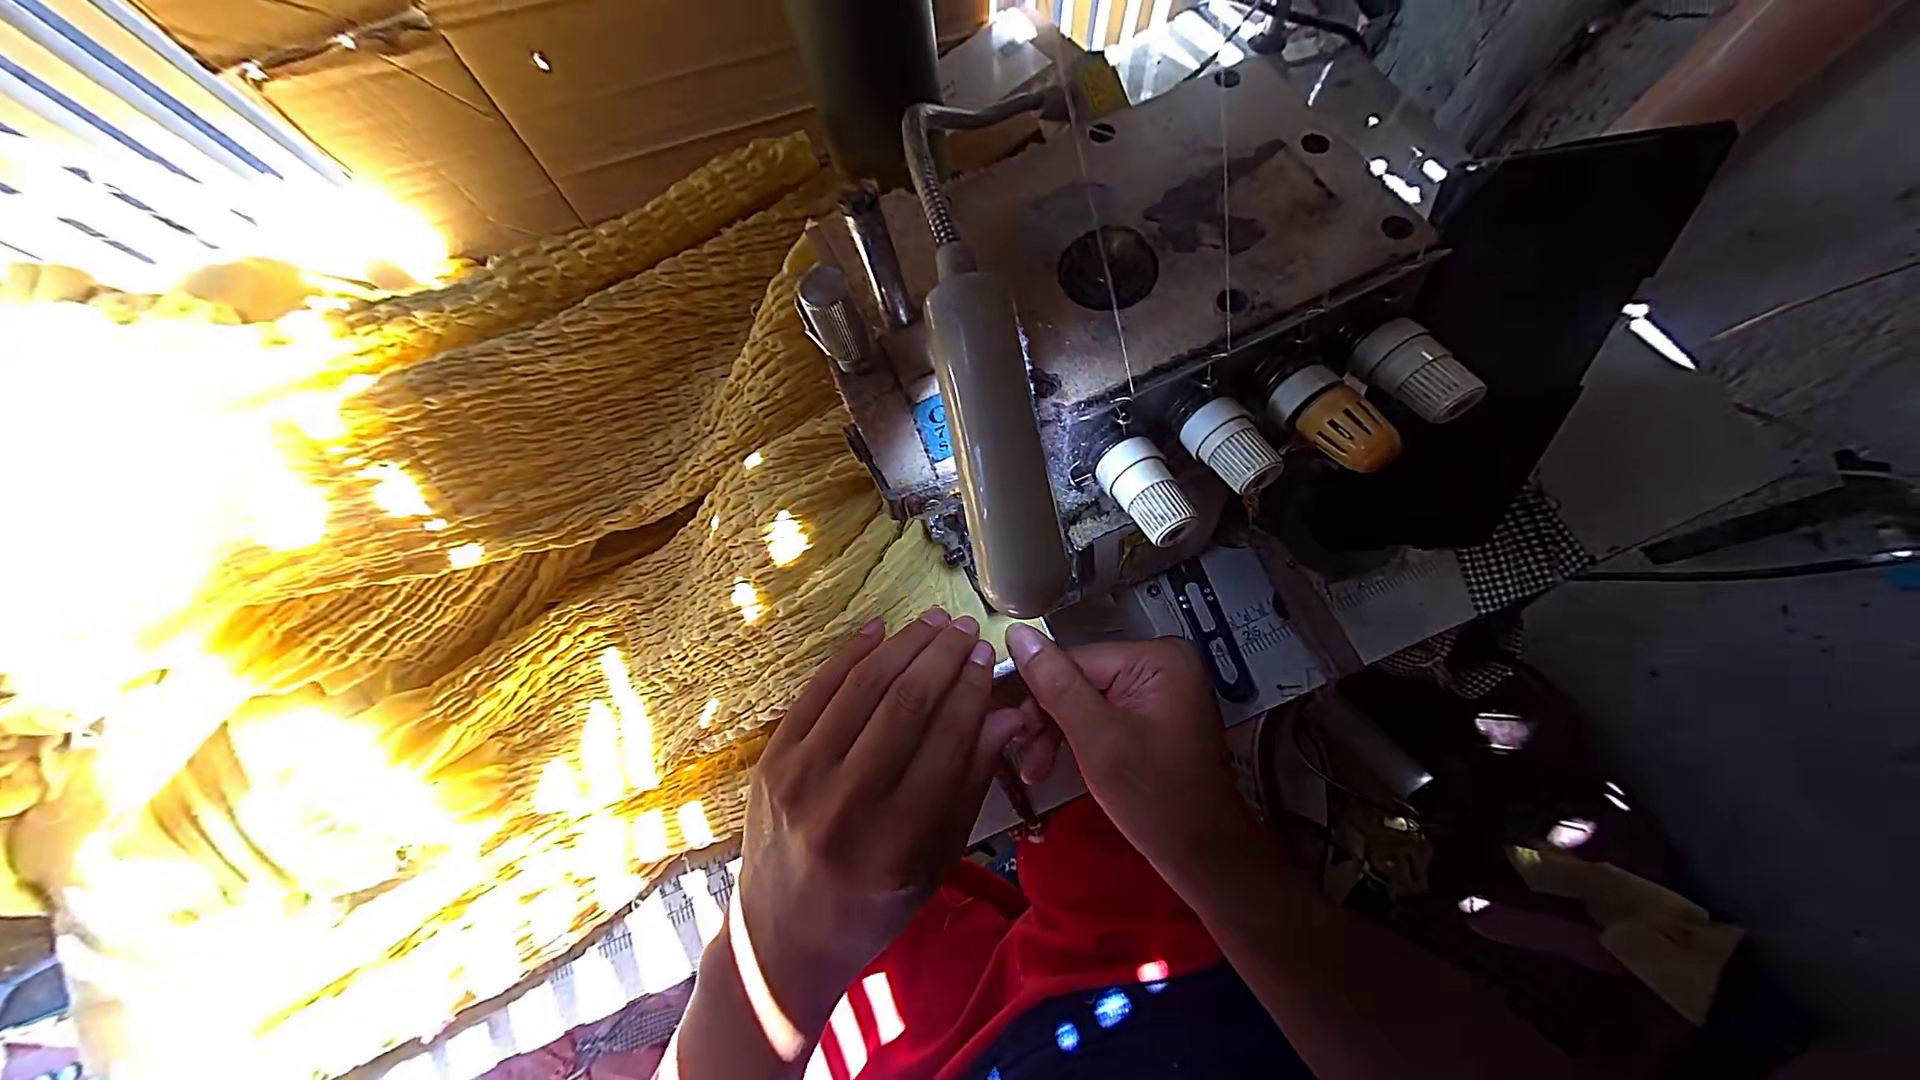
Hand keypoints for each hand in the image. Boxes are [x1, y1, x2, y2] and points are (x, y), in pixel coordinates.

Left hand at [735, 609, 1019, 1034]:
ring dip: (903, 644)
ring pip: (862, 686)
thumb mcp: (936, 858)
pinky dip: (850, 653)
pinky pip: (817, 689)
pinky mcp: (773, 758)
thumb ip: (970, 782)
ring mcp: (800, 776)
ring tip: (931, 621)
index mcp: (897, 839)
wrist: (783, 934)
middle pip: (905, 702)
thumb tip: (1006, 714)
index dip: (971, 687)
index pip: (946, 738)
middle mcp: (846, 803)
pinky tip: (879, 629)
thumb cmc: (874, 903)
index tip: (986, 655)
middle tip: (963, 627)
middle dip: (942, 655)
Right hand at [998, 626, 1253, 871]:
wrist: (1205, 857)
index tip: (1018, 732)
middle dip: (1049, 719)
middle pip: (1078, 678)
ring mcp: (1159, 688)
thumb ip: (1056, 685)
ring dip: (1057, 731)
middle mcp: (1162, 663)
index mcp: (1158, 658)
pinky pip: (1101, 711)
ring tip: (1038, 767)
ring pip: (1084, 697)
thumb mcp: (1098, 739)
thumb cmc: (1159, 801)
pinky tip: (1060, 761)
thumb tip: (1020, 635)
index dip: (1041, 695)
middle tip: (1029, 758)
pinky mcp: (1152, 712)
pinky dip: (1078, 736)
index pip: (1075, 660)